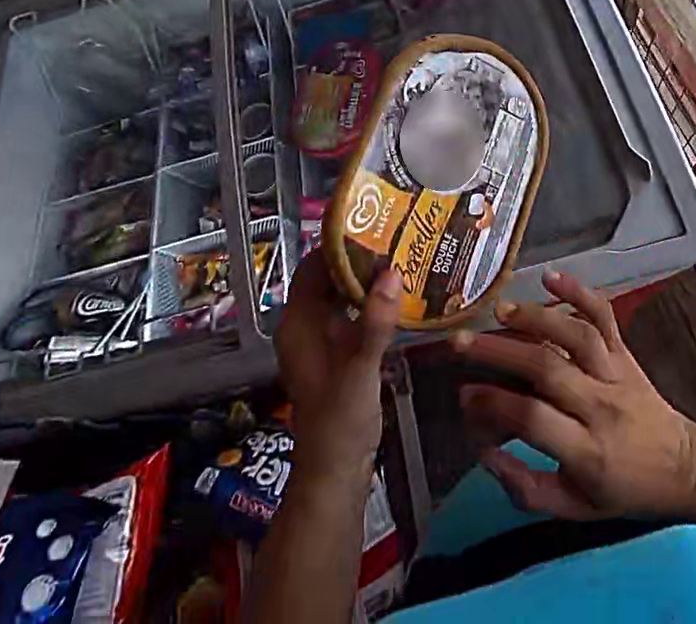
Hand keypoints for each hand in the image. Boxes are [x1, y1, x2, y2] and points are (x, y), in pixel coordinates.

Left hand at [274, 256, 400, 477]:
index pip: (312, 268)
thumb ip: (375, 322)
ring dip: (363, 280)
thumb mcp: (360, 369)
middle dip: (355, 260)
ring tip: (397, 259)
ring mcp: (318, 339)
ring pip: (338, 296)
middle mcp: (303, 325)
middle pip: (326, 279)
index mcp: (298, 322)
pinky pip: (348, 315)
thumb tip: (391, 272)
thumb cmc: (340, 420)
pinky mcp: (334, 353)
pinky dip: (366, 303)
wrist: (336, 469)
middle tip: (392, 239)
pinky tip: (393, 298)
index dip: (337, 245)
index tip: (370, 225)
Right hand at [452, 271, 695, 519]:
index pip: (533, 418)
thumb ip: (526, 488)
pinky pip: (604, 316)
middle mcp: (602, 406)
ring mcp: (615, 373)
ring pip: (575, 336)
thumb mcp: (574, 508)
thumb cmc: (623, 489)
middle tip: (459, 343)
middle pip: (546, 369)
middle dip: (497, 352)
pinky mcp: (624, 352)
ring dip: (535, 319)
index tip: (464, 396)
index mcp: (589, 451)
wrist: (687, 468)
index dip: (492, 404)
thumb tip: (483, 452)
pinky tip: (550, 277)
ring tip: (499, 311)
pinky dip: (579, 292)